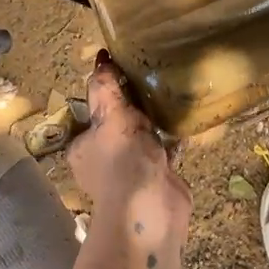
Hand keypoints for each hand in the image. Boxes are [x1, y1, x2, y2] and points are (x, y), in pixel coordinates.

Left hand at [66, 51, 191, 241]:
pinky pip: (165, 148)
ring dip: (154, 120)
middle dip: (133, 105)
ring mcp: (131, 169)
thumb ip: (106, 87)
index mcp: (82, 147)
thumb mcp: (110, 115)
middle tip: (152, 77)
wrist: (151, 210)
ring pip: (142, 136)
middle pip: (117, 123)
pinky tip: (186, 115)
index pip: (91, 112)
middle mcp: (103, 159)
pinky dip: (174, 135)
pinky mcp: (157, 176)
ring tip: (170, 91)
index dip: (105, 91)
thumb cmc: (123, 160)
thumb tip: (101, 58)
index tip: (124, 71)